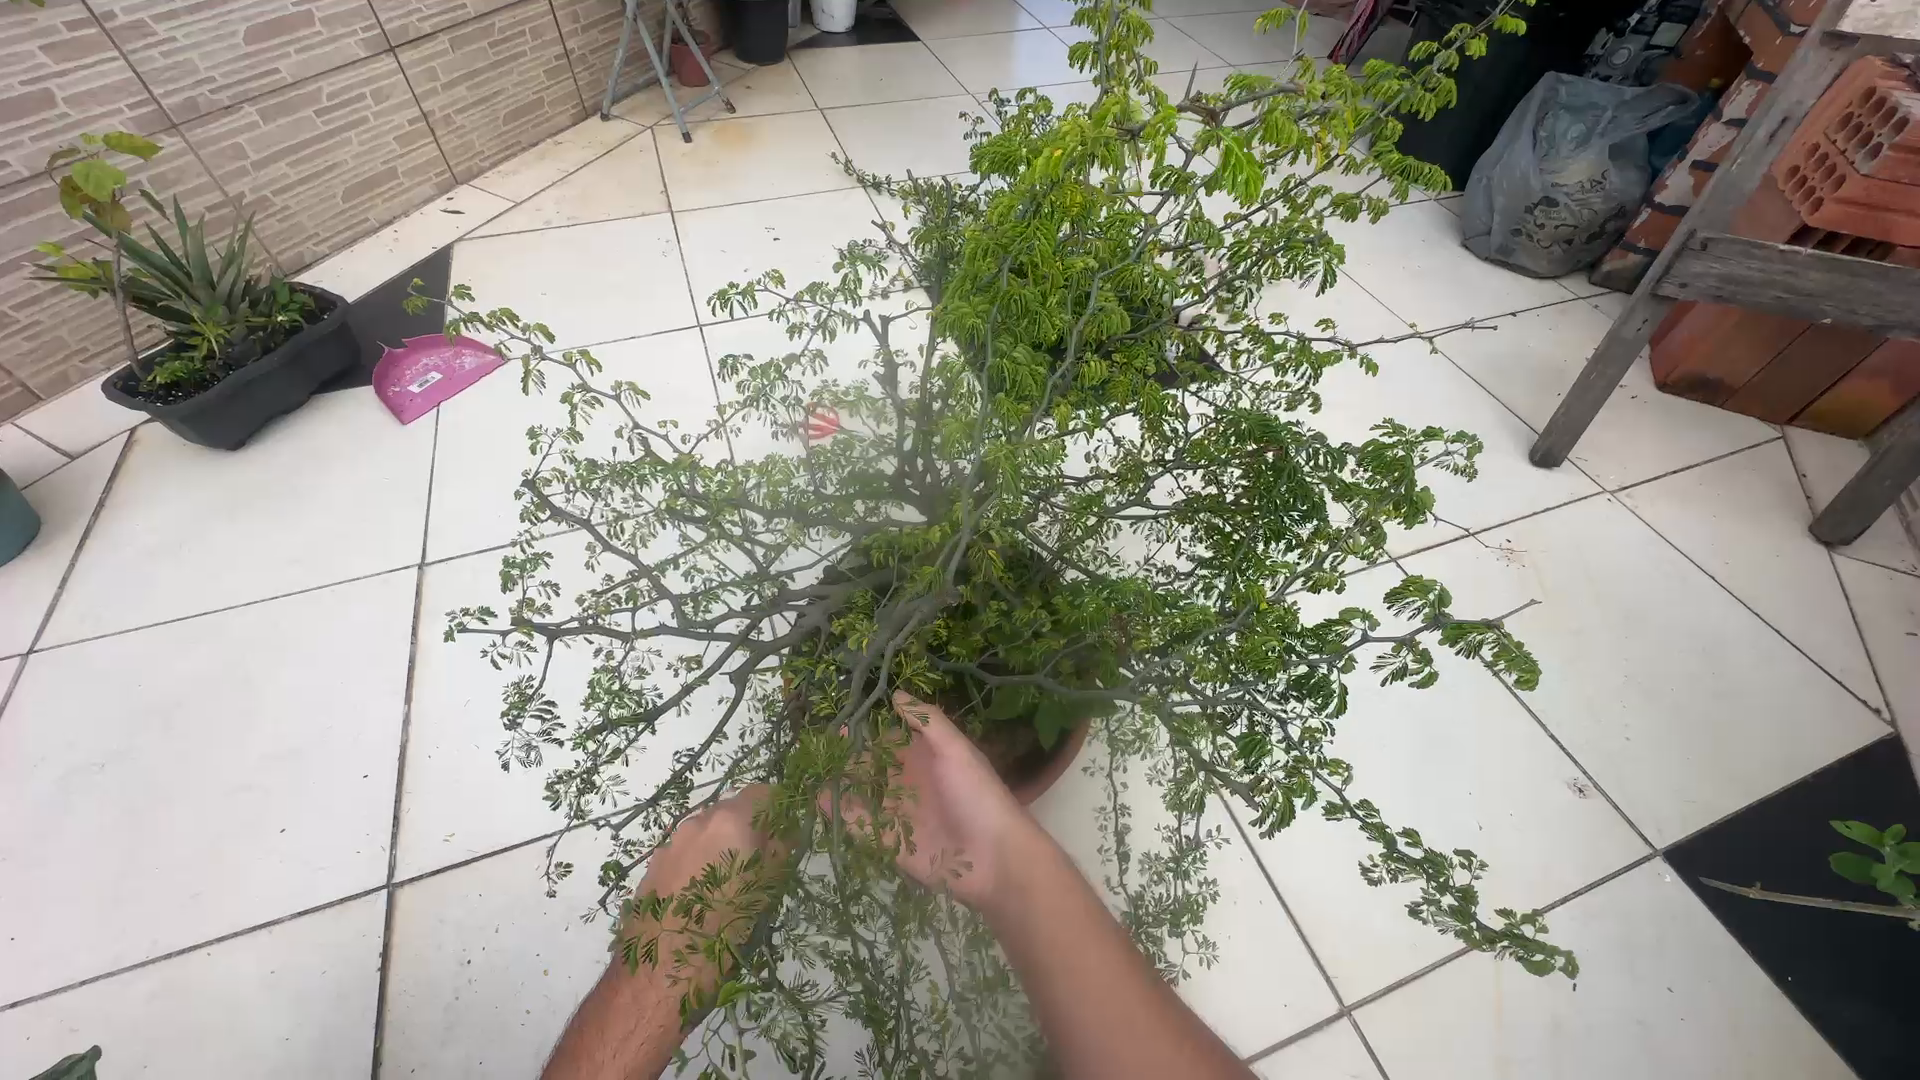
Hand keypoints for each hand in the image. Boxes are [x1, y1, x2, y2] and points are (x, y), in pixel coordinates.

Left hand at [617, 784, 773, 999]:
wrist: (655, 978)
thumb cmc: (723, 932)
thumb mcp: (767, 890)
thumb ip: (781, 850)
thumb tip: (788, 829)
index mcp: (731, 821)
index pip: (764, 792)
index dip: (778, 809)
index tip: (786, 834)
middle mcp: (698, 822)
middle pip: (733, 810)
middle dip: (750, 829)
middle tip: (761, 863)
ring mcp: (671, 843)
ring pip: (708, 831)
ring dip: (723, 846)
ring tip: (729, 885)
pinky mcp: (652, 866)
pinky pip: (686, 851)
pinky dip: (699, 862)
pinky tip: (701, 898)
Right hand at [827, 691, 1045, 913]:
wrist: (995, 857)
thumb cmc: (977, 794)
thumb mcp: (956, 749)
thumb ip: (927, 721)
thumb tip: (894, 694)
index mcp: (926, 759)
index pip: (890, 739)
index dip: (867, 730)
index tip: (840, 719)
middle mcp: (909, 784)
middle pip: (872, 767)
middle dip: (847, 758)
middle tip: (817, 748)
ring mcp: (898, 814)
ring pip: (861, 796)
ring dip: (839, 785)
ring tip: (811, 772)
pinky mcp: (890, 844)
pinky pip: (860, 826)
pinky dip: (840, 815)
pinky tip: (818, 801)